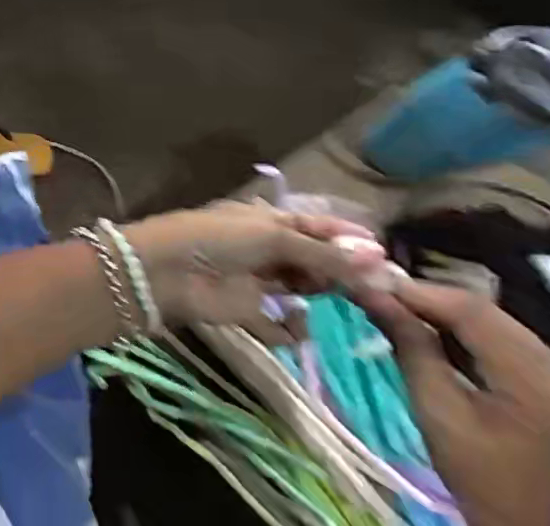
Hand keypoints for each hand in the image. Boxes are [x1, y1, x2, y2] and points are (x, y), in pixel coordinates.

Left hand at [123, 201, 383, 340]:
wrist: (164, 272)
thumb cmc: (215, 240)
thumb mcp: (271, 237)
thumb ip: (322, 252)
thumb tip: (378, 259)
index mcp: (264, 219)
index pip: (314, 226)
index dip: (346, 239)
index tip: (385, 254)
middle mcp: (263, 247)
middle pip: (312, 259)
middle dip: (341, 272)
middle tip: (381, 289)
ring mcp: (255, 280)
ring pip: (300, 290)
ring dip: (319, 296)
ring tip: (351, 306)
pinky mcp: (246, 312)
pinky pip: (277, 325)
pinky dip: (288, 331)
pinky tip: (297, 328)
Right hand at [359, 280, 549, 525]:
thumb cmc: (484, 485)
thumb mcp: (438, 415)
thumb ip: (410, 346)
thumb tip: (371, 292)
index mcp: (547, 388)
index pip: (476, 313)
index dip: (420, 291)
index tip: (371, 283)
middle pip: (494, 317)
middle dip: (434, 301)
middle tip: (382, 294)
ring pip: (506, 329)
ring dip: (453, 317)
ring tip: (403, 312)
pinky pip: (520, 351)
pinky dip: (477, 339)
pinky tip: (443, 339)